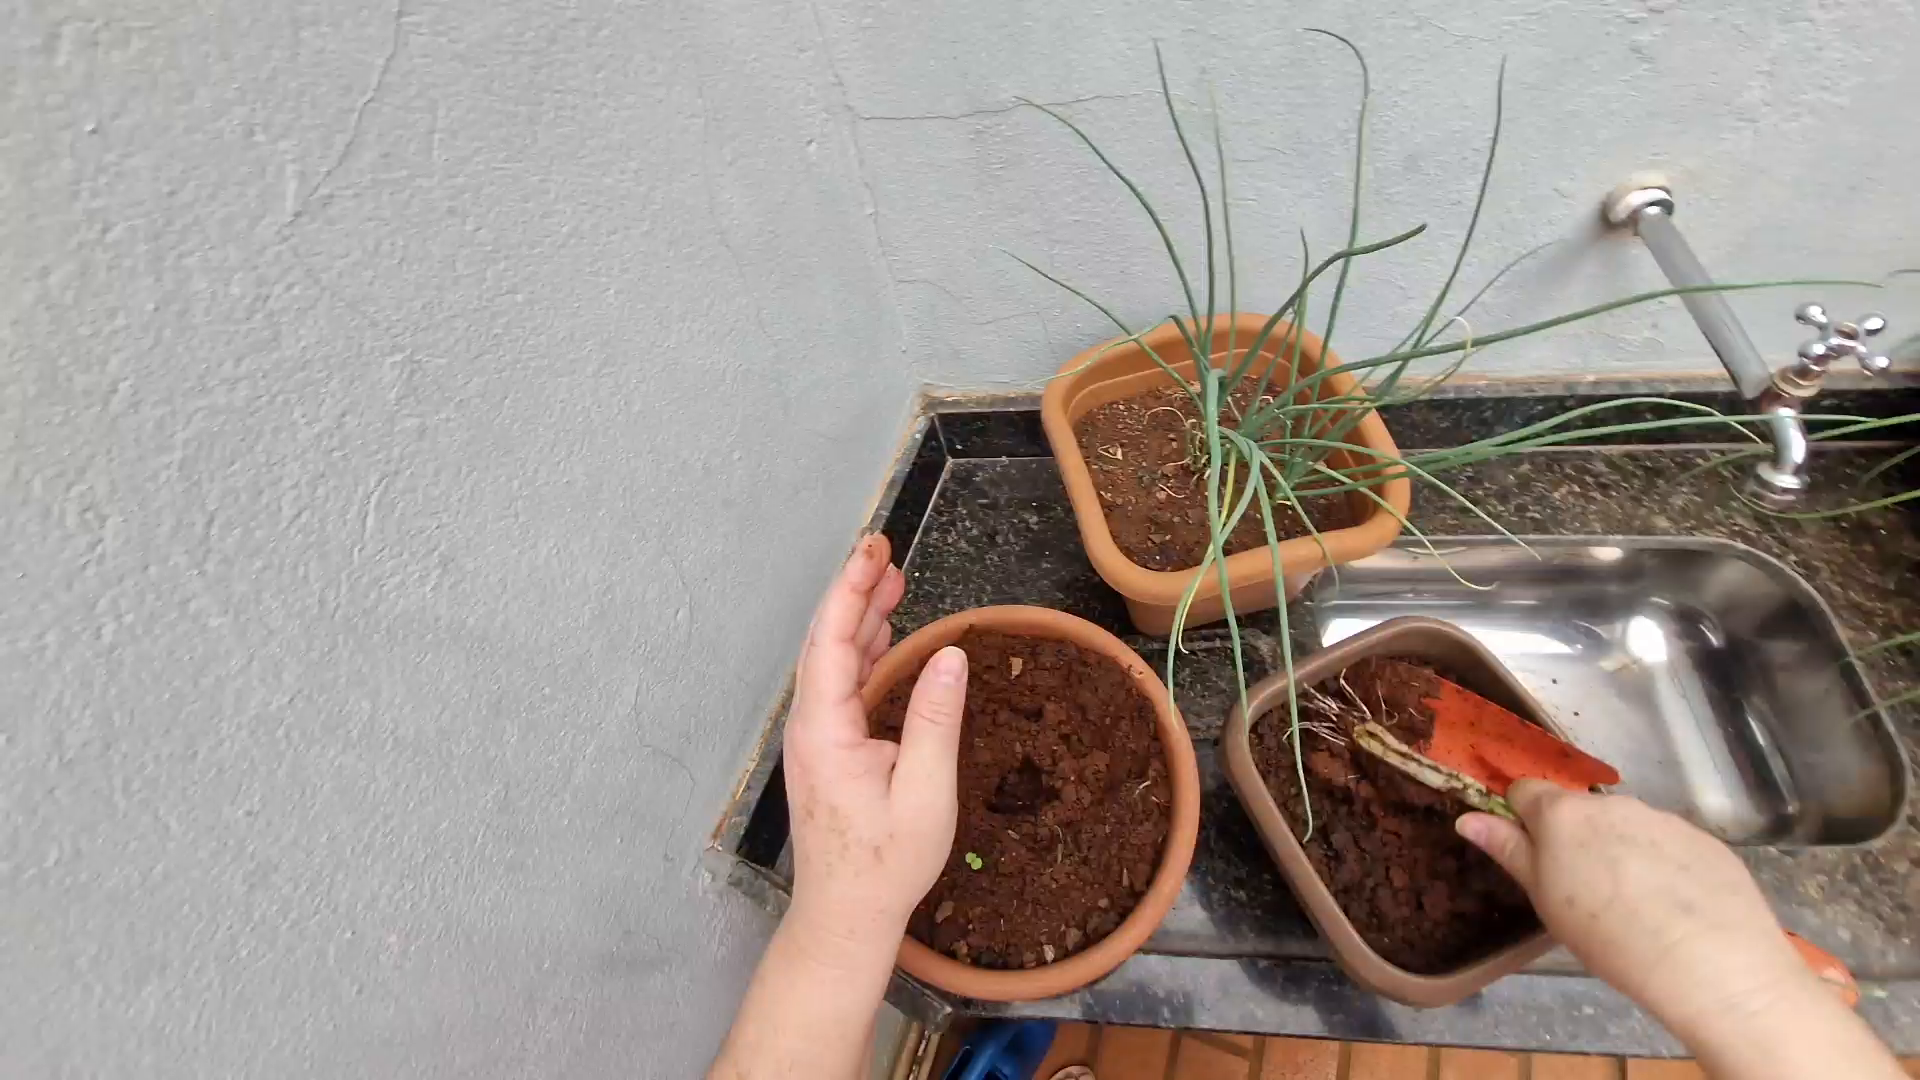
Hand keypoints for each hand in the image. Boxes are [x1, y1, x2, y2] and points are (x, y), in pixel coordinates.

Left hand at [782, 534, 967, 954]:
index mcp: (824, 728)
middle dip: (854, 589)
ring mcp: (817, 732)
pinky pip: (843, 681)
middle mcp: (811, 722)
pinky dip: (863, 648)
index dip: (850, 589)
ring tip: (891, 578)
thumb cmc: (885, 863)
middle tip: (884, 548)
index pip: (831, 641)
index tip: (873, 549)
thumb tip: (950, 655)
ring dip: (861, 615)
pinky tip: (883, 630)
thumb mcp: (925, 794)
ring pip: (834, 657)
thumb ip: (935, 720)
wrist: (845, 915)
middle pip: (828, 639)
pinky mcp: (829, 742)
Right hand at [1456, 781, 1815, 1038]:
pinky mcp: (1707, 842)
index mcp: (1560, 811)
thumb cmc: (1608, 934)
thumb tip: (1467, 818)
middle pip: (1576, 808)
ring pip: (1624, 824)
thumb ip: (1507, 849)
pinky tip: (1675, 904)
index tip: (1534, 854)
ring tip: (1635, 899)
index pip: (1524, 790)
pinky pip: (1669, 843)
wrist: (1718, 972)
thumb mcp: (1543, 896)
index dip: (1522, 818)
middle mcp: (1609, 803)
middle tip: (1583, 885)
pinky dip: (1663, 863)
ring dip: (1618, 846)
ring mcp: (1663, 819)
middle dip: (1574, 835)